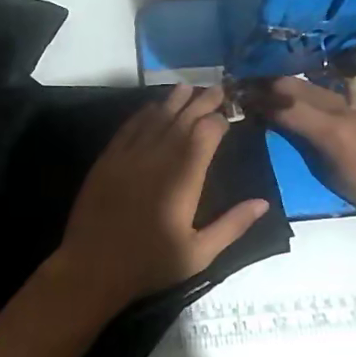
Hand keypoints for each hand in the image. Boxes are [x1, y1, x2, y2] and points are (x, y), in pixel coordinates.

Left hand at [54, 84, 268, 310]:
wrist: (92, 269)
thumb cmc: (150, 264)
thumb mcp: (199, 253)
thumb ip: (232, 225)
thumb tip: (263, 202)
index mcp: (183, 180)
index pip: (205, 134)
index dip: (219, 121)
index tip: (230, 116)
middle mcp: (158, 159)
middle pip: (183, 119)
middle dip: (202, 102)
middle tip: (218, 89)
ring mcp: (129, 157)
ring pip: (156, 118)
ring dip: (174, 101)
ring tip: (189, 87)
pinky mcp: (108, 161)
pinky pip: (129, 128)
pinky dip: (143, 114)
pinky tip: (152, 108)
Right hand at [257, 44, 355, 232]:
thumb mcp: (344, 183)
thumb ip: (321, 153)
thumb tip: (303, 131)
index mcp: (337, 137)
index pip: (290, 112)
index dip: (266, 103)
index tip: (251, 95)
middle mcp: (355, 110)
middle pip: (310, 89)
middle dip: (283, 83)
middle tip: (268, 77)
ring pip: (348, 71)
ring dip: (328, 66)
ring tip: (318, 62)